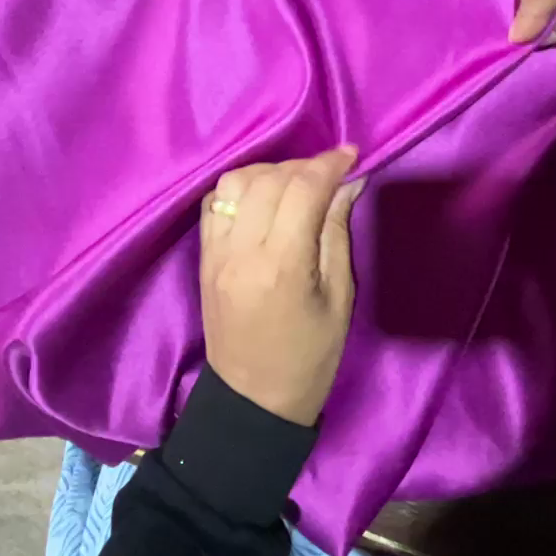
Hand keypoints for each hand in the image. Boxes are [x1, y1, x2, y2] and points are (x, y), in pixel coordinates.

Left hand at [199, 147, 364, 426]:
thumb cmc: (309, 358)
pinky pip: (215, 202)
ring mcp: (216, 252)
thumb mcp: (340, 299)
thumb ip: (337, 234)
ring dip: (269, 171)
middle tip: (330, 172)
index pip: (303, 190)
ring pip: (235, 182)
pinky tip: (262, 196)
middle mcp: (242, 251)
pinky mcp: (203, 257)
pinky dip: (240, 187)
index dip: (329, 163)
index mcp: (282, 266)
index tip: (352, 153)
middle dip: (304, 165)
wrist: (252, 402)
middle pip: (270, 180)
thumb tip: (347, 183)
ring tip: (295, 183)